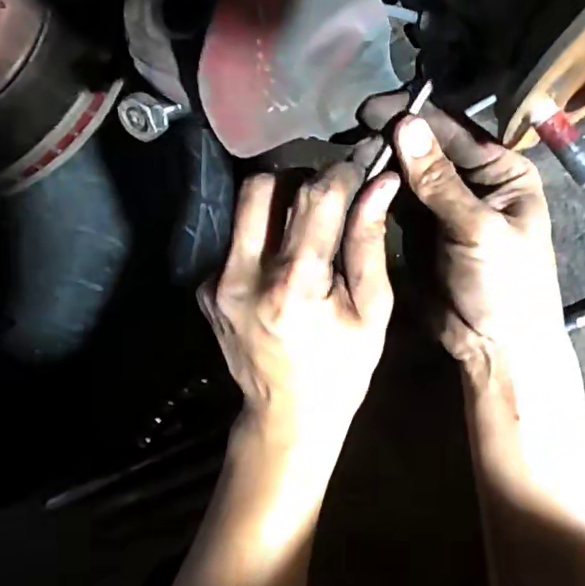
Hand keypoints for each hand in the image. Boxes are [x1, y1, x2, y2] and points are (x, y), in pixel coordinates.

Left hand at [200, 159, 398, 455]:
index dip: (341, 173)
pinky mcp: (205, 290)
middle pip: (265, 187)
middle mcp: (245, 276)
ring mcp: (218, 283)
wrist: (285, 417)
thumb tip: (379, 185)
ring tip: (305, 226)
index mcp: (294, 284)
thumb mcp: (371, 312)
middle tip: (328, 194)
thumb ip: (369, 244)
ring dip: (278, 203)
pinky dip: (262, 240)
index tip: (358, 168)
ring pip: (244, 207)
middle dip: (302, 179)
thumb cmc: (341, 371)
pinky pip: (236, 241)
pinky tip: (281, 267)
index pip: (316, 197)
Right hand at [362, 96, 565, 368]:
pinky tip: (351, 183)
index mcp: (502, 172)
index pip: (454, 132)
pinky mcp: (419, 230)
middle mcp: (473, 182)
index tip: (370, 109)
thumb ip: (439, 180)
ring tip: (344, 155)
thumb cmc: (505, 287)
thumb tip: (406, 124)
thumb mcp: (477, 229)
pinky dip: (375, 192)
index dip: (414, 118)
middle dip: (391, 139)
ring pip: (407, 173)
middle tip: (348, 133)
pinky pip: (395, 201)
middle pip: (427, 149)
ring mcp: (443, 206)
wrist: (495, 347)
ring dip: (379, 163)